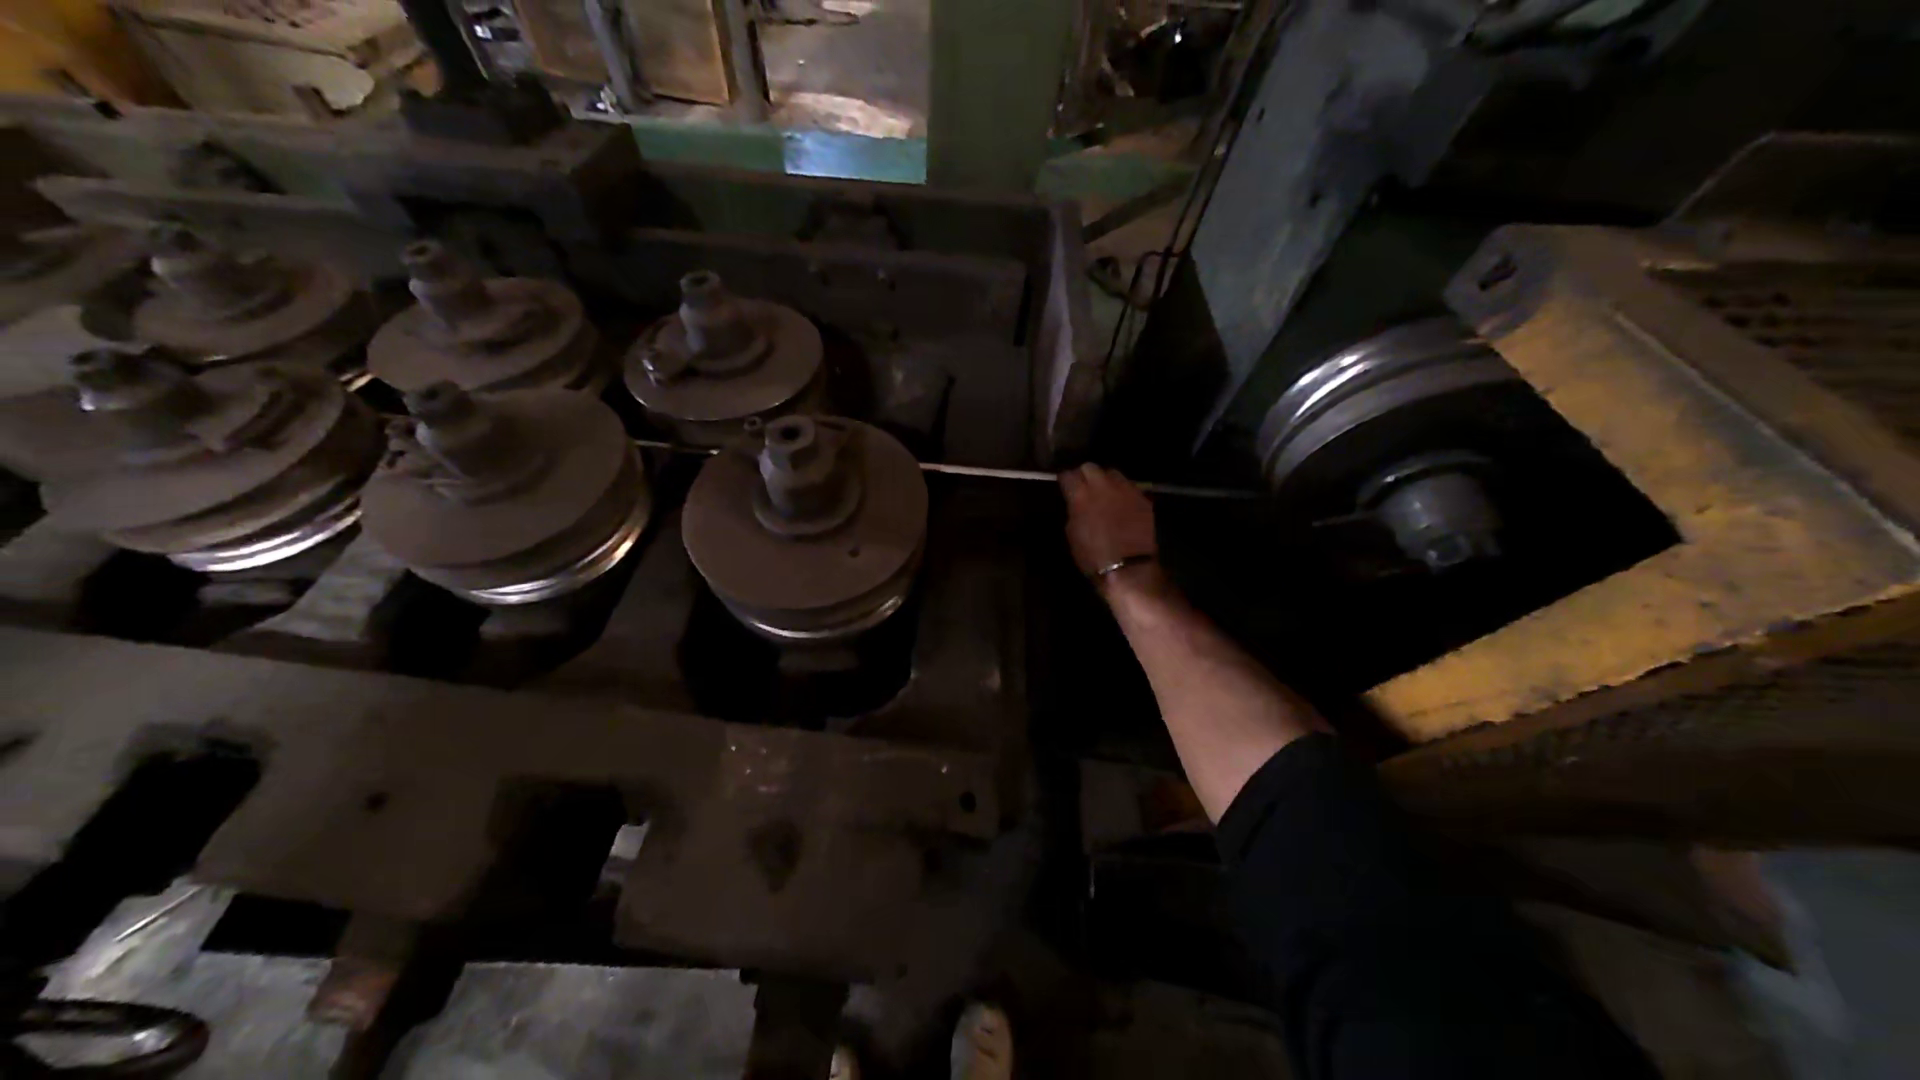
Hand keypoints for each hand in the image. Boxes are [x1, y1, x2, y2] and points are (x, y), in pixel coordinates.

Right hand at [1060, 464, 1157, 581]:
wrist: (1127, 568)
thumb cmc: (1092, 556)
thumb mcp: (1072, 532)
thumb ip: (1074, 509)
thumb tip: (1076, 501)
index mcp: (1080, 495)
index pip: (1068, 474)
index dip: (1065, 480)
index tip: (1065, 486)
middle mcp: (1102, 486)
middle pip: (1090, 467)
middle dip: (1085, 475)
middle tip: (1083, 487)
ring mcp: (1125, 489)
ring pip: (1112, 473)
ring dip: (1105, 480)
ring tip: (1104, 492)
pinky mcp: (1142, 498)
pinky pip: (1129, 486)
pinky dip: (1122, 491)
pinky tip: (1121, 503)